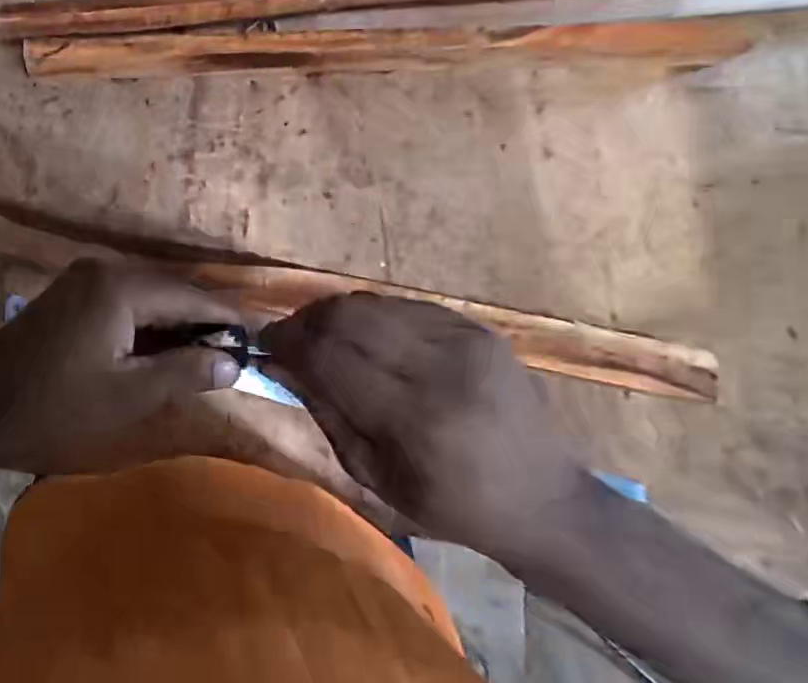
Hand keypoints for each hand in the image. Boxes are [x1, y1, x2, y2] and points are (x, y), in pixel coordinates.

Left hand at [0, 260, 243, 473]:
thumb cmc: (51, 410)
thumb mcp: (126, 399)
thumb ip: (184, 373)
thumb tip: (234, 360)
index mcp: (121, 287)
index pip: (193, 296)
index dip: (229, 320)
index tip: (259, 343)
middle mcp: (106, 268)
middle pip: (173, 290)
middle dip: (205, 322)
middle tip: (235, 357)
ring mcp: (85, 277)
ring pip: (151, 295)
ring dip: (177, 323)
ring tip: (205, 358)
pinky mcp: (72, 292)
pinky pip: (126, 300)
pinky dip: (149, 323)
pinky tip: (160, 351)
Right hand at [259, 293, 589, 565]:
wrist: (543, 496)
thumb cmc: (452, 505)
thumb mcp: (377, 476)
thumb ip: (326, 412)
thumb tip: (279, 362)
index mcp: (415, 418)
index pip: (331, 355)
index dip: (289, 342)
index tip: (265, 343)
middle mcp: (440, 366)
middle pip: (348, 316)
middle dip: (306, 320)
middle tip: (287, 335)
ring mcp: (463, 338)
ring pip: (373, 303)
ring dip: (334, 313)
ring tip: (318, 332)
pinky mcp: (476, 326)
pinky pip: (404, 305)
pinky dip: (371, 315)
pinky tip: (363, 334)